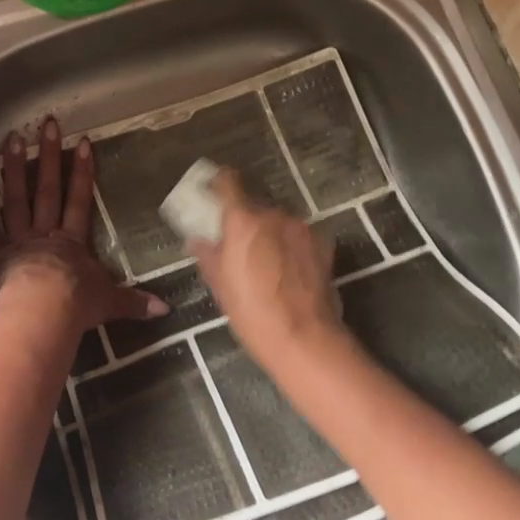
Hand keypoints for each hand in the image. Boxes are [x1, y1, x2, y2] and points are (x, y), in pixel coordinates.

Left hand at [0, 118, 166, 336]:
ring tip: (12, 139)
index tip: (82, 143)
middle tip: (47, 125)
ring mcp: (17, 243)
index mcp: (72, 242)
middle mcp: (44, 234)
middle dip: (50, 156)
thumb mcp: (110, 303)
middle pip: (47, 190)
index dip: (82, 171)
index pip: (79, 200)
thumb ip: (133, 301)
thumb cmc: (76, 307)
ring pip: (15, 200)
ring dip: (14, 170)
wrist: (42, 317)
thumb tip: (166, 309)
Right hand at [193, 168, 346, 363]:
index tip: (213, 189)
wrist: (304, 338)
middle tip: (240, 243)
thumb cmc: (252, 313)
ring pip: (279, 221)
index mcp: (241, 220)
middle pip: (255, 205)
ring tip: (268, 261)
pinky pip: (299, 235)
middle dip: (246, 219)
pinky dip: (292, 244)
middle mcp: (272, 214)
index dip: (219, 182)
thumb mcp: (220, 286)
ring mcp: (300, 227)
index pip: (228, 182)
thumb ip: (208, 254)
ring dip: (271, 232)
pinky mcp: (322, 242)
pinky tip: (290, 269)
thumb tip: (197, 240)